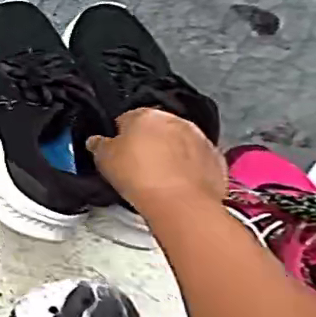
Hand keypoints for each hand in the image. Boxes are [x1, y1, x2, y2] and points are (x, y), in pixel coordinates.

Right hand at [86, 108, 226, 216]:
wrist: (178, 201)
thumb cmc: (137, 175)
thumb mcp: (102, 157)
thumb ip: (99, 144)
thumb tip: (98, 141)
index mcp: (146, 115)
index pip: (125, 118)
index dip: (117, 135)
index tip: (113, 149)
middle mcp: (177, 121)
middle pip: (155, 129)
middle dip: (146, 141)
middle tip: (133, 163)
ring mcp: (201, 139)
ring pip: (178, 142)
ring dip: (168, 153)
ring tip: (153, 175)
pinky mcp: (217, 159)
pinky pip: (196, 159)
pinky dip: (186, 167)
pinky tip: (173, 182)